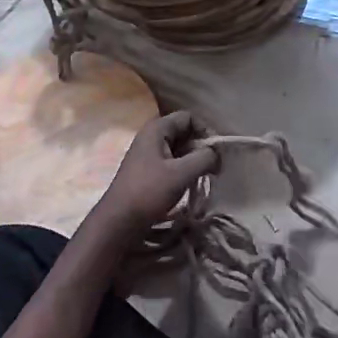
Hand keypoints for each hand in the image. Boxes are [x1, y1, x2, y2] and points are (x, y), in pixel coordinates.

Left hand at [87, 111, 218, 238]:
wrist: (120, 220)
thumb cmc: (150, 191)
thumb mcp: (183, 172)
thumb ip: (205, 158)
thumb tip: (217, 154)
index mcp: (156, 129)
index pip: (188, 117)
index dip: (205, 130)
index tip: (215, 151)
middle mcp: (150, 137)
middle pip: (184, 132)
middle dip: (201, 146)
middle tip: (214, 165)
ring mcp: (148, 154)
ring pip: (179, 149)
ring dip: (194, 160)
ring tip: (205, 175)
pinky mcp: (148, 171)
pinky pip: (171, 162)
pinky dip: (184, 169)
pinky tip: (191, 183)